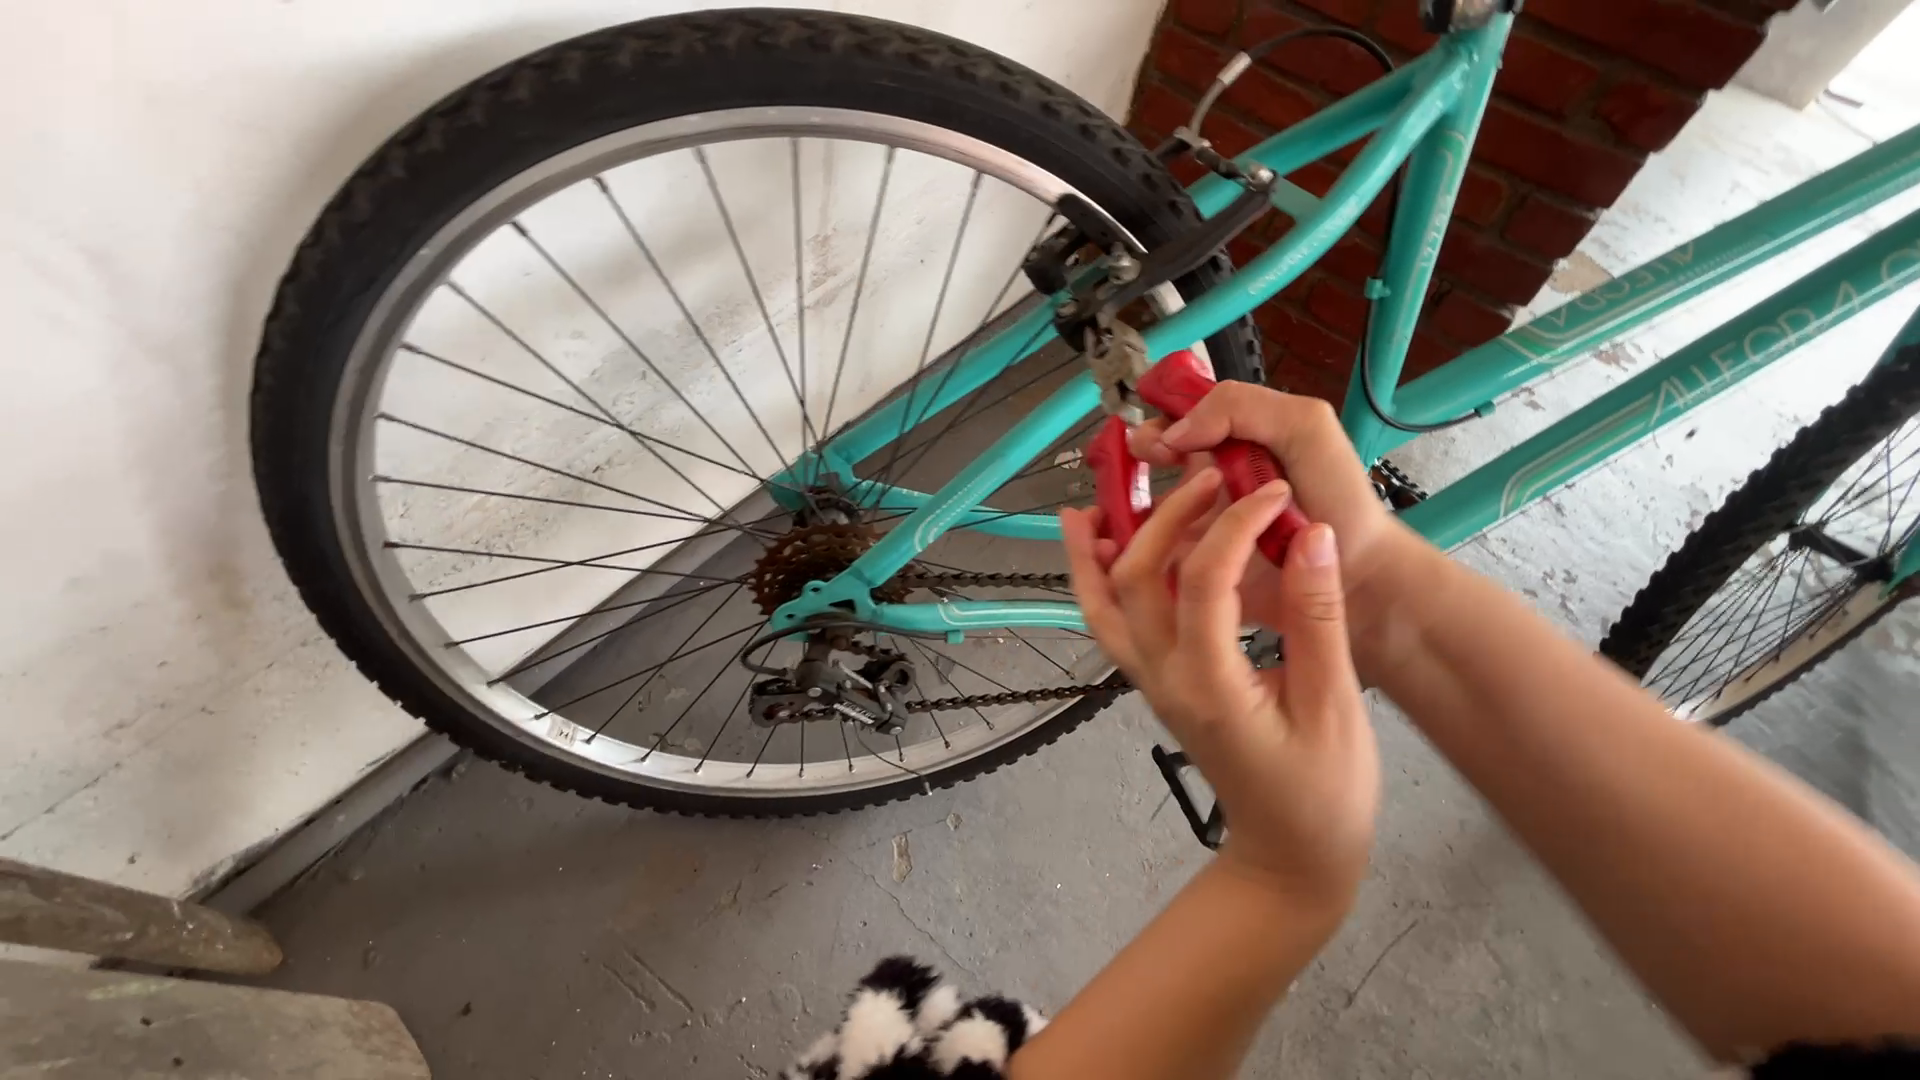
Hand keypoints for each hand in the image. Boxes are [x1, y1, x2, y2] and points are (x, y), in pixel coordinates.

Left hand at [1061, 468, 1379, 912]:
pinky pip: (1109, 625)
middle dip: (1168, 518)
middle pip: (1138, 578)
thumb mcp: (1333, 704)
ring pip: (1103, 603)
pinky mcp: (1151, 683)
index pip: (1202, 580)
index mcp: (1210, 683)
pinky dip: (1095, 582)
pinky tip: (1097, 548)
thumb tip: (1309, 534)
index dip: (1233, 525)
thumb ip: (1315, 616)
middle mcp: (1162, 677)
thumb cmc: (1322, 792)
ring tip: (1100, 498)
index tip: (1272, 494)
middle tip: (1208, 478)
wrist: (1287, 854)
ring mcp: (1149, 682)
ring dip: (1099, 548)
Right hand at [1126, 384, 1422, 675]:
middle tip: (1140, 475)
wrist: (1355, 576)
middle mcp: (1206, 483)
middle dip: (1133, 466)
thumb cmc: (1335, 498)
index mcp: (1229, 444)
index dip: (1158, 425)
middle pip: (1148, 467)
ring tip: (1121, 514)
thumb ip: (1241, 406)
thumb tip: (1172, 433)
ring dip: (1124, 508)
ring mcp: (1195, 528)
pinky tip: (1125, 547)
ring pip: (1141, 510)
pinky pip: (1149, 556)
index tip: (1155, 442)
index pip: (1176, 422)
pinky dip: (1131, 550)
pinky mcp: (1189, 570)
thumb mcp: (1303, 425)